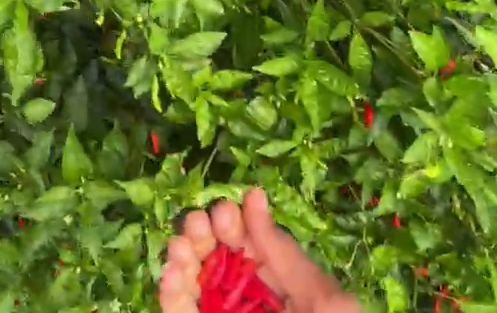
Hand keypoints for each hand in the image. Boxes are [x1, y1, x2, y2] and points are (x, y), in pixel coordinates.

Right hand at [160, 189, 360, 312]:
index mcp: (282, 289)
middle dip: (201, 232)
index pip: (248, 244)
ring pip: (191, 283)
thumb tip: (253, 194)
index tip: (228, 212)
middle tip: (199, 223)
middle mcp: (248, 303)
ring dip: (180, 257)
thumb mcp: (326, 303)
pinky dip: (169, 294)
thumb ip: (284, 253)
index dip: (233, 222)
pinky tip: (172, 276)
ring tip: (181, 248)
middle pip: (214, 257)